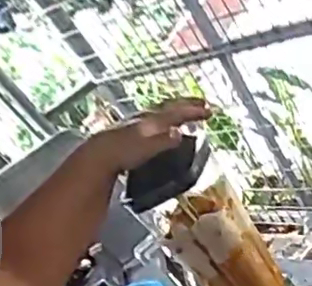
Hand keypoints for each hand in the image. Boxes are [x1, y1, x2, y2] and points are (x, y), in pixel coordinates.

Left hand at [85, 99, 213, 172]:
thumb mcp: (146, 149)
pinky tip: (168, 127)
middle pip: (171, 108)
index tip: (209, 110)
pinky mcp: (135, 130)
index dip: (193, 111)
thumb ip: (163, 142)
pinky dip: (168, 120)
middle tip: (203, 105)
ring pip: (163, 113)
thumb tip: (179, 133)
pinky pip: (157, 121)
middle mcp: (147, 119)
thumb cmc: (124, 153)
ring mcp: (140, 123)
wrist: (101, 154)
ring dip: (178, 111)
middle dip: (188, 106)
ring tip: (188, 112)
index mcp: (152, 122)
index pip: (177, 113)